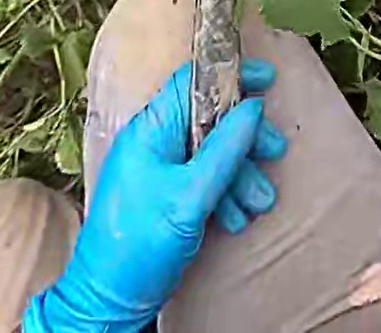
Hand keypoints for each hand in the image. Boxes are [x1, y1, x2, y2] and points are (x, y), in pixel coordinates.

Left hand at [24, 58, 286, 332]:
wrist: (105, 309)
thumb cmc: (140, 248)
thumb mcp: (190, 196)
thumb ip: (225, 148)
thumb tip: (254, 106)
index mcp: (151, 130)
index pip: (194, 80)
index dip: (232, 73)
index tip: (267, 79)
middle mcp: (156, 140)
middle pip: (212, 115)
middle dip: (247, 135)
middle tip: (274, 150)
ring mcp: (162, 165)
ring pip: (215, 146)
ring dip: (242, 169)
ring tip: (260, 198)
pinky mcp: (170, 189)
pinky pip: (207, 173)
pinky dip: (227, 188)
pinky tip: (239, 214)